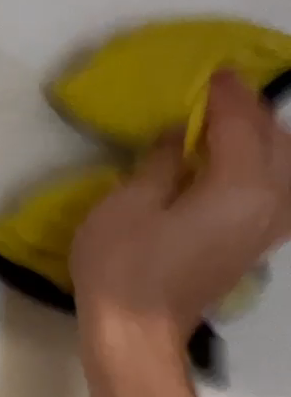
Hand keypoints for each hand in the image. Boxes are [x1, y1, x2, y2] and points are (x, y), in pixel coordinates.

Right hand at [72, 70, 290, 348]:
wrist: (138, 324)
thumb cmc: (122, 261)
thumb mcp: (127, 206)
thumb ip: (158, 166)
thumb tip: (174, 138)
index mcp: (240, 188)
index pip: (239, 129)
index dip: (226, 98)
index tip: (216, 72)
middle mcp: (272, 202)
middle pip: (276, 145)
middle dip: (253, 114)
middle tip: (224, 91)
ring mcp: (270, 224)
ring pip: (285, 166)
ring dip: (264, 139)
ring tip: (234, 122)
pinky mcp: (257, 239)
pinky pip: (278, 186)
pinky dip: (266, 163)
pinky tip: (241, 162)